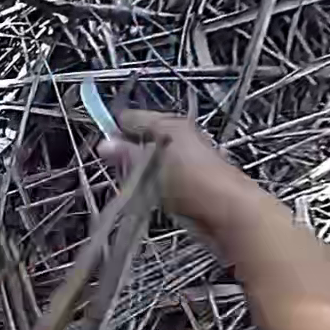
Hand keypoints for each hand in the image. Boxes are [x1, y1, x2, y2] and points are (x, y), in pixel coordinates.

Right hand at [98, 109, 266, 234]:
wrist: (227, 211)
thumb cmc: (191, 181)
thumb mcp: (151, 165)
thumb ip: (126, 153)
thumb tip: (104, 144)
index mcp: (170, 125)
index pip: (132, 118)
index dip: (115, 130)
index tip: (102, 147)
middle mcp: (177, 136)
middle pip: (139, 138)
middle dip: (124, 152)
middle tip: (116, 168)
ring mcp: (182, 157)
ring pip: (145, 158)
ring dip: (135, 170)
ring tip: (130, 183)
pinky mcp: (184, 177)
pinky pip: (155, 173)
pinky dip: (146, 180)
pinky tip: (144, 192)